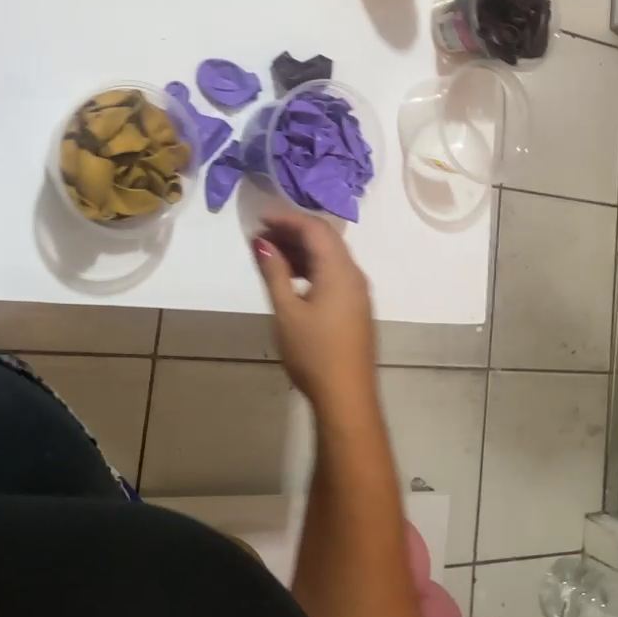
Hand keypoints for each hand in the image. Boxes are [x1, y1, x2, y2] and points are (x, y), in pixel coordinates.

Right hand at [251, 212, 378, 414]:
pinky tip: (291, 276)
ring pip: (330, 256)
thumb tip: (262, 242)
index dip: (286, 219)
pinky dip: (311, 266)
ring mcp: (358, 291)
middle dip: (293, 231)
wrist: (346, 397)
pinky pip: (334, 272)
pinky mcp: (355, 306)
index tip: (259, 220)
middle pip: (325, 238)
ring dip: (301, 249)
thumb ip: (274, 271)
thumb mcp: (286, 311)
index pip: (315, 229)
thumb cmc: (313, 353)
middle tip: (261, 236)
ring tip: (270, 254)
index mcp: (340, 271)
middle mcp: (354, 274)